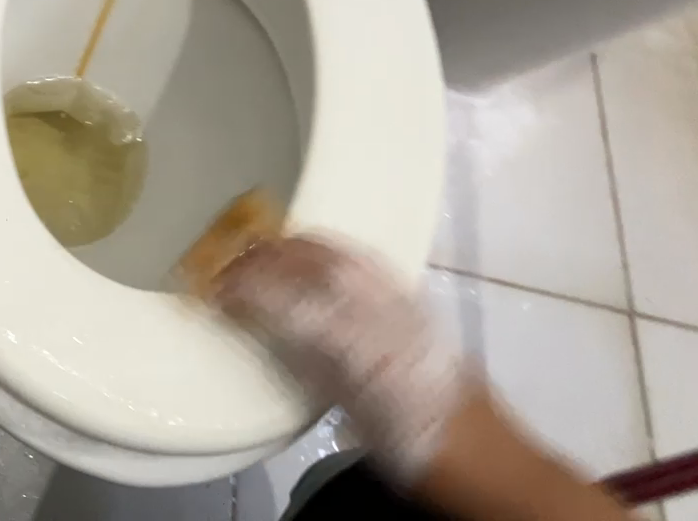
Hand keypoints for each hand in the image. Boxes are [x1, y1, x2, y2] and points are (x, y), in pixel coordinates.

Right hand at [208, 235, 465, 483]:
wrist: (484, 453)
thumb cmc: (407, 443)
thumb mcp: (344, 410)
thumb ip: (301, 360)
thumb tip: (254, 321)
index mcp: (357, 351)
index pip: (284, 301)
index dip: (243, 289)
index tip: (212, 288)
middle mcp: (376, 313)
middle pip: (304, 266)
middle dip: (256, 259)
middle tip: (223, 264)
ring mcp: (396, 297)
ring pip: (329, 252)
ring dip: (283, 244)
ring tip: (253, 248)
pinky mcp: (410, 293)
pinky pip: (355, 253)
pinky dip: (319, 243)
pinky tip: (301, 246)